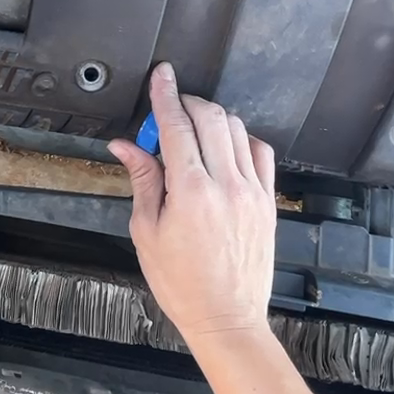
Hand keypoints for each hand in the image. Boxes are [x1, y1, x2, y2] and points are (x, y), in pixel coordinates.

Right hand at [109, 63, 276, 339]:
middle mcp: (226, 186)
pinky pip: (260, 152)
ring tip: (192, 131)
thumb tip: (125, 146)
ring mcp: (252, 192)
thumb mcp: (147, 230)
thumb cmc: (181, 282)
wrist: (227, 319)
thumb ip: (142, 179)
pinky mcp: (268, 202)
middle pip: (210, 117)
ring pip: (236, 129)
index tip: (161, 75)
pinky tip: (224, 147)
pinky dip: (240, 138)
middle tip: (170, 107)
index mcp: (190, 192)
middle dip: (187, 101)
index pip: (176, 126)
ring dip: (212, 118)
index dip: (165, 94)